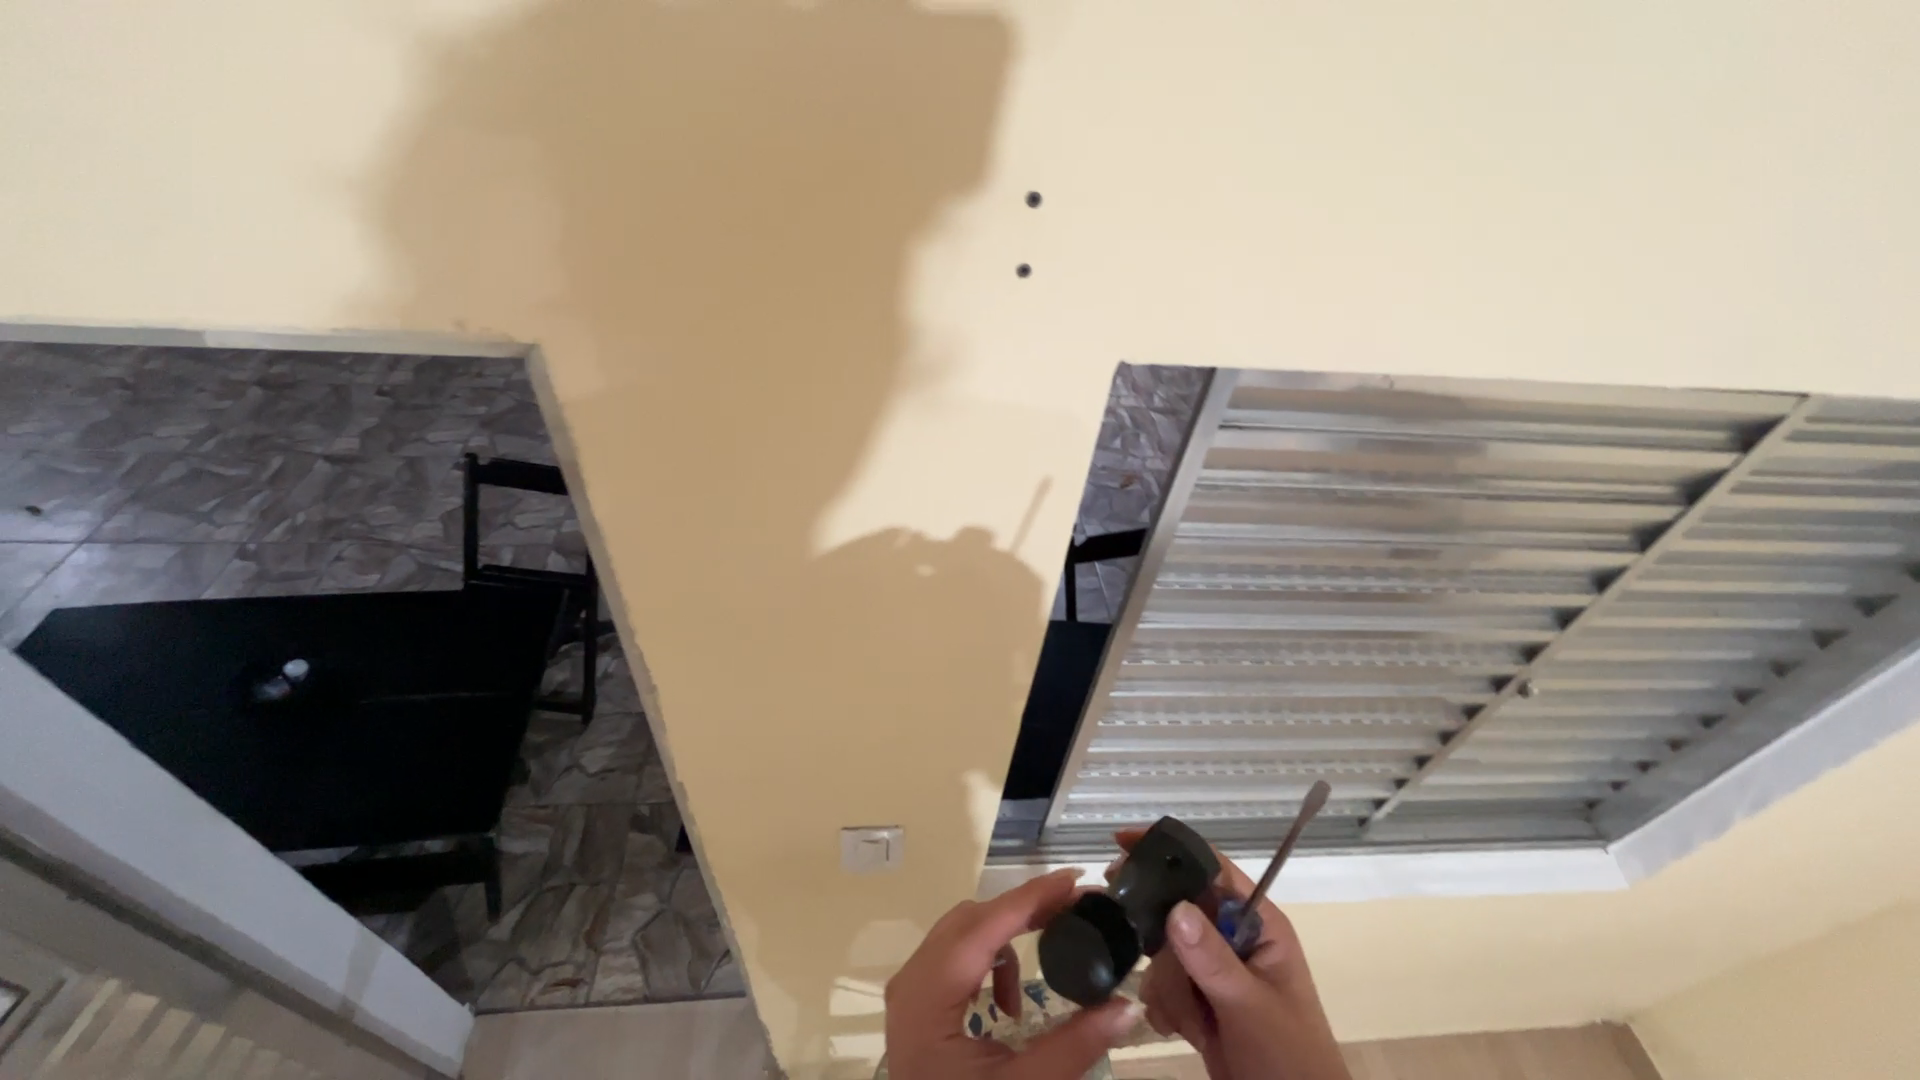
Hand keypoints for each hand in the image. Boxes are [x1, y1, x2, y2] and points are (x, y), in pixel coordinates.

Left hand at [885, 868, 1145, 1079]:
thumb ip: (1075, 1045)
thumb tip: (1130, 1006)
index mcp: (927, 998)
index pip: (983, 928)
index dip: (1029, 898)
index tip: (1073, 879)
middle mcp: (911, 981)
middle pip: (971, 918)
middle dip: (1025, 908)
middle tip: (1075, 907)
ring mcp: (910, 989)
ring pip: (962, 930)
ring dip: (1007, 932)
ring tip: (1050, 949)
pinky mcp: (918, 1000)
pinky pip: (954, 953)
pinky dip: (989, 960)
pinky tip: (1010, 1003)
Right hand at [1115, 830, 1349, 1079]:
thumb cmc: (1288, 1059)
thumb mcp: (1251, 1008)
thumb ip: (1212, 959)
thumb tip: (1174, 906)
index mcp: (1258, 923)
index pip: (1211, 868)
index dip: (1169, 851)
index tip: (1122, 843)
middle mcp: (1234, 937)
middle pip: (1176, 908)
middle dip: (1163, 943)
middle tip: (1139, 945)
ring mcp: (1214, 968)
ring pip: (1164, 950)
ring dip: (1169, 988)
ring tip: (1193, 1022)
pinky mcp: (1199, 997)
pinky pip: (1161, 982)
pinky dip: (1164, 1007)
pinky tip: (1180, 1031)